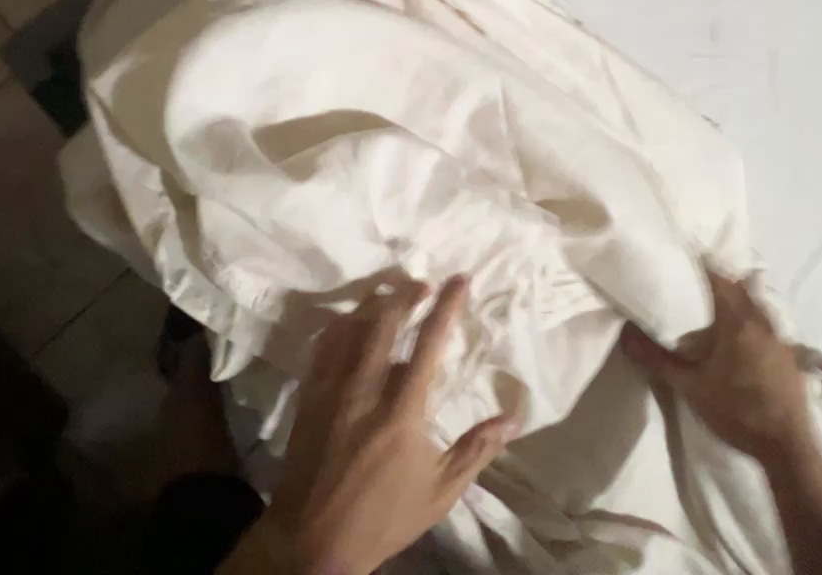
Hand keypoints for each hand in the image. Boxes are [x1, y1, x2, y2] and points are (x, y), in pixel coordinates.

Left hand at [266, 276, 513, 574]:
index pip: (428, 346)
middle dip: (407, 293)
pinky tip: (352, 319)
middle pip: (385, 322)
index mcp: (402, 414)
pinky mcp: (307, 395)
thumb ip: (476, 450)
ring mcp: (331, 390)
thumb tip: (513, 418)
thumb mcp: (440, 493)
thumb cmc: (383, 517)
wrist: (313, 540)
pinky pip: (324, 345)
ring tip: (392, 293)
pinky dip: (341, 324)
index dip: (446, 308)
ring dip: (375, 303)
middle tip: (423, 283)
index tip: (460, 281)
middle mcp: (364, 391)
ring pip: (351, 327)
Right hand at [620, 268, 817, 468]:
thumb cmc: (736, 411)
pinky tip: (739, 335)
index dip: (701, 267)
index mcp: (738, 322)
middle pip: (740, 289)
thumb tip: (626, 336)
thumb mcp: (689, 387)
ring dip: (737, 300)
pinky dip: (751, 319)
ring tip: (713, 304)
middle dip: (718, 281)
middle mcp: (763, 323)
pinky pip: (767, 324)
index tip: (681, 261)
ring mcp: (781, 340)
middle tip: (692, 281)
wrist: (788, 449)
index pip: (720, 280)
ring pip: (756, 306)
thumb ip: (657, 359)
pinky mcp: (790, 357)